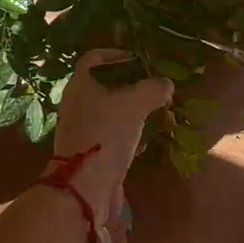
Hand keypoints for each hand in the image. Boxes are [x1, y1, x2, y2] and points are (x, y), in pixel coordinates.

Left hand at [48, 49, 172, 215]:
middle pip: (106, 85)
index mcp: (81, 84)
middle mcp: (78, 102)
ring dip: (135, 111)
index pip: (95, 58)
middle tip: (156, 90)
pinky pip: (112, 134)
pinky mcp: (90, 150)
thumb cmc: (106, 134)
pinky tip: (147, 141)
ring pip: (112, 111)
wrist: (85, 187)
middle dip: (133, 87)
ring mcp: (82, 128)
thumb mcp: (134, 105)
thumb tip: (166, 84)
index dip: (117, 55)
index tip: (139, 60)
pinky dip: (129, 133)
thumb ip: (152, 89)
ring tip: (159, 115)